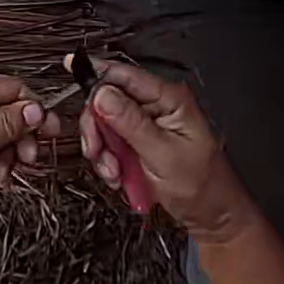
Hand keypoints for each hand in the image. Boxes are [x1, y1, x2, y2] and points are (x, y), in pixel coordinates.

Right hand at [70, 56, 256, 243]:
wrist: (212, 218)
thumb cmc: (203, 187)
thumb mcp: (163, 154)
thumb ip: (131, 123)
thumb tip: (102, 94)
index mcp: (168, 98)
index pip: (124, 75)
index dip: (96, 71)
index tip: (71, 65)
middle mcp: (155, 106)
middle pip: (107, 100)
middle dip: (97, 127)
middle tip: (97, 151)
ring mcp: (145, 123)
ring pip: (104, 123)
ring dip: (102, 149)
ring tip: (114, 172)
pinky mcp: (138, 141)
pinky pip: (109, 142)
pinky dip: (107, 160)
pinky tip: (118, 176)